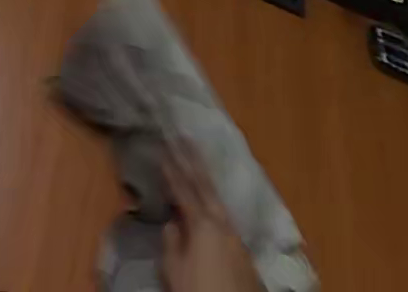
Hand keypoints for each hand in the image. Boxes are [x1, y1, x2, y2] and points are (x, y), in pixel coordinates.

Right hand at [157, 139, 263, 291]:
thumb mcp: (174, 270)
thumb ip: (172, 241)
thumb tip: (173, 222)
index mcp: (203, 225)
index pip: (183, 190)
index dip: (171, 169)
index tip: (163, 146)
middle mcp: (223, 226)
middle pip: (206, 187)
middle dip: (194, 160)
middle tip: (184, 136)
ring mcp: (237, 238)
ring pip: (219, 201)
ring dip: (206, 178)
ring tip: (197, 159)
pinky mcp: (245, 253)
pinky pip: (225, 216)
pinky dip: (214, 199)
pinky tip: (210, 199)